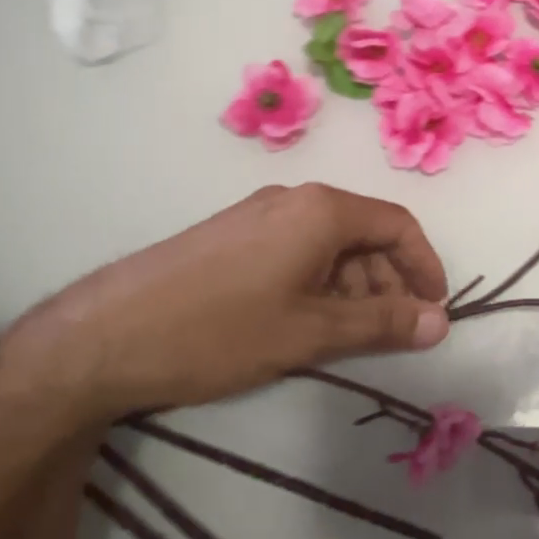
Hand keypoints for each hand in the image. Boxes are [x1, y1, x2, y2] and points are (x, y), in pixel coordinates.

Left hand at [1, 183, 449, 421]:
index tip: (434, 311)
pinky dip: (318, 283)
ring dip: (354, 286)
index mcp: (321, 210)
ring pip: (330, 244)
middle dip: (389, 281)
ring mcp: (258, 216)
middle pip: (365, 232)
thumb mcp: (310, 332)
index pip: (398, 225)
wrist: (99, 338)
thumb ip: (380, 325)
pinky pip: (296, 250)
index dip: (425, 266)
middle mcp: (294, 200)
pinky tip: (304, 323)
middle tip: (393, 333)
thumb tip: (439, 323)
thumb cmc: (218, 331)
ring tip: (349, 337)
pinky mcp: (231, 237)